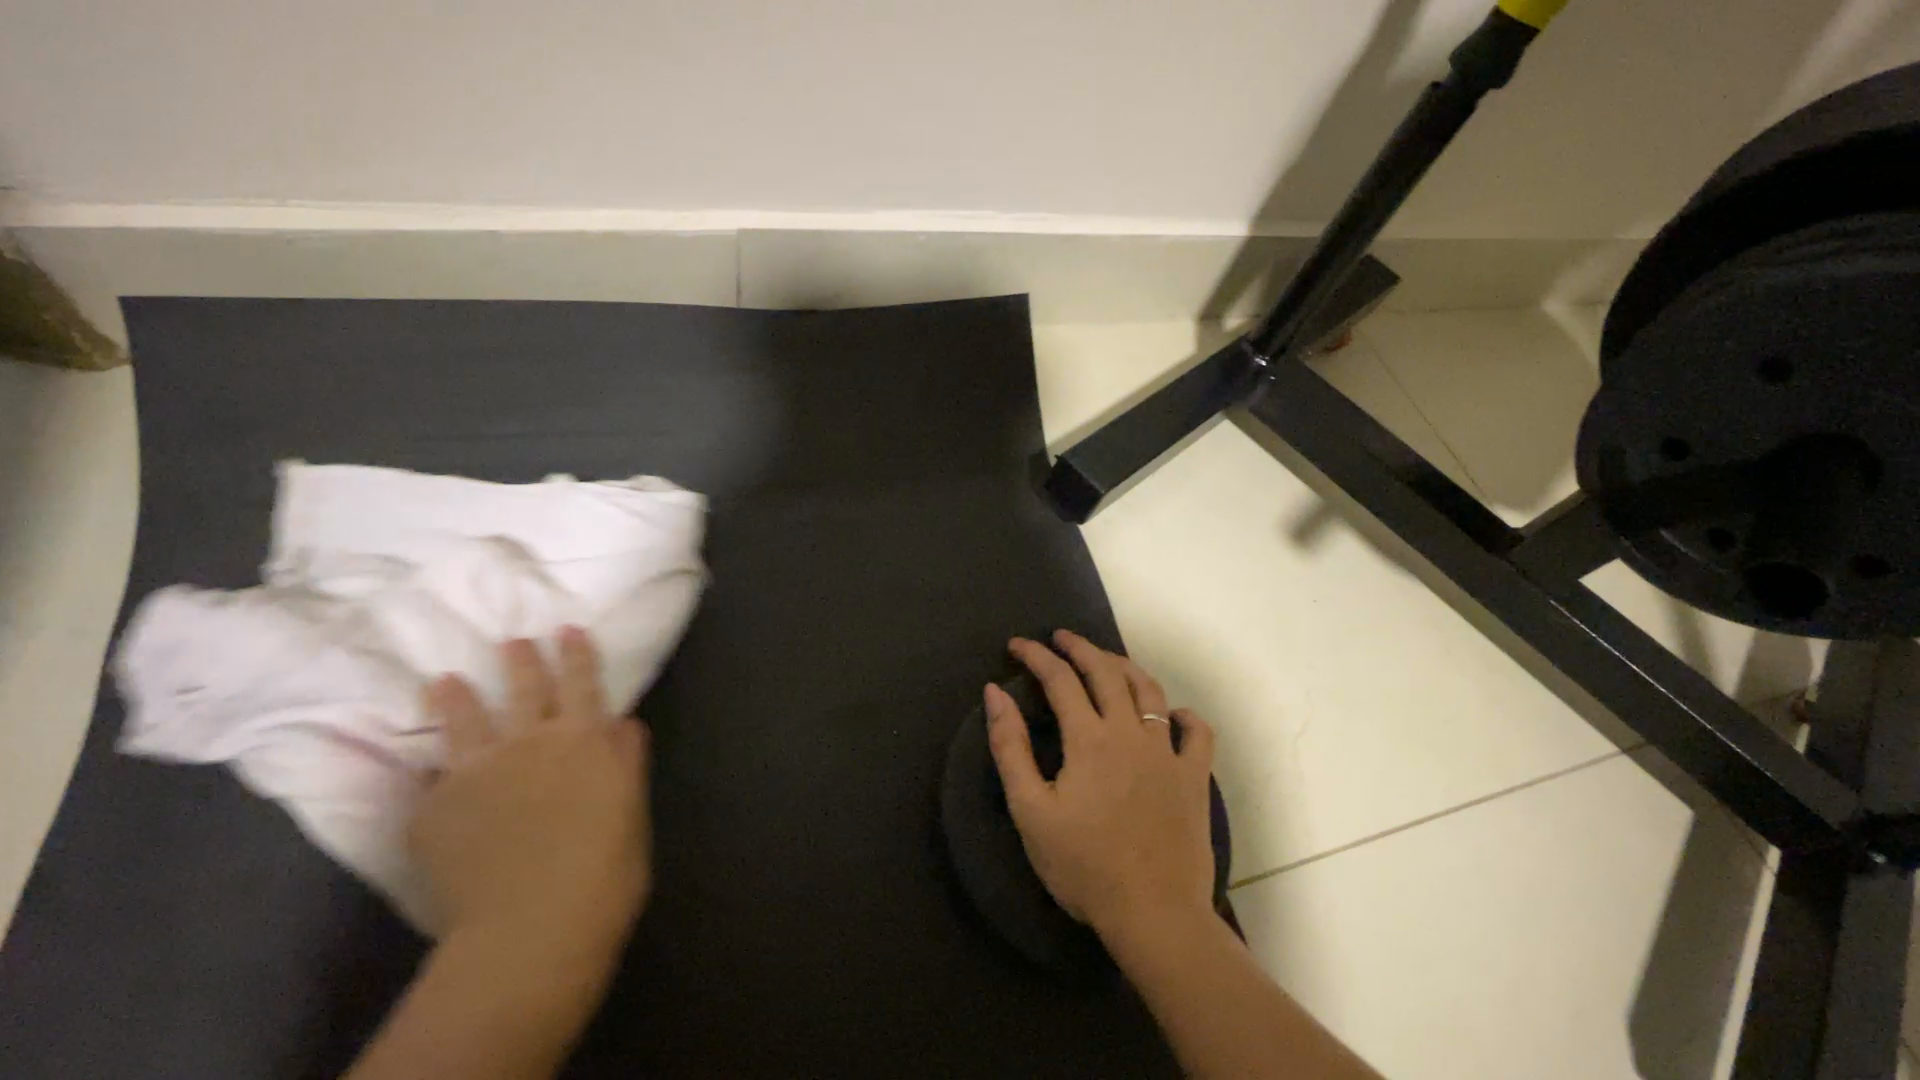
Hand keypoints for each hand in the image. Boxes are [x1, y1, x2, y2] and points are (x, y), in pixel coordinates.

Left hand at [413, 627, 650, 958]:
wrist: (532, 926)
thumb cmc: (605, 873)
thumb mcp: (630, 811)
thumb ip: (625, 762)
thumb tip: (623, 724)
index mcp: (583, 740)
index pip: (582, 683)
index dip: (577, 655)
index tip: (568, 629)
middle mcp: (528, 742)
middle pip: (523, 690)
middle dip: (521, 661)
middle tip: (513, 640)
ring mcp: (475, 772)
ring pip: (463, 721)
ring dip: (456, 697)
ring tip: (444, 680)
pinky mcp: (433, 808)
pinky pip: (431, 779)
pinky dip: (431, 770)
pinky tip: (421, 767)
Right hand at [985, 630, 1216, 944]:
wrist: (1152, 911)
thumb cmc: (1083, 866)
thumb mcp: (1031, 810)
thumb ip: (1011, 748)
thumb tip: (995, 693)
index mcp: (1090, 739)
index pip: (1060, 680)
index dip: (1036, 657)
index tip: (1017, 645)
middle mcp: (1132, 733)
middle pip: (1107, 673)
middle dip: (1080, 648)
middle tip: (1060, 638)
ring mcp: (1169, 754)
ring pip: (1150, 692)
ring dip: (1125, 668)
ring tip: (1107, 662)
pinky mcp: (1195, 778)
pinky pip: (1197, 733)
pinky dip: (1183, 715)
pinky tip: (1171, 714)